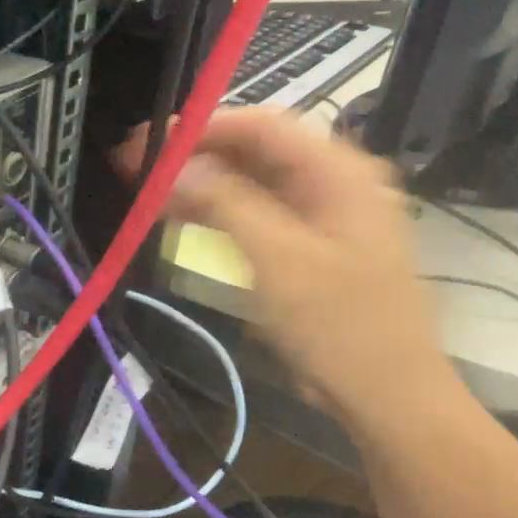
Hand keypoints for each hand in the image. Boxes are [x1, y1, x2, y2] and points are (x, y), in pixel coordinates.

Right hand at [115, 110, 458, 425]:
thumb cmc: (339, 325)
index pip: (262, 125)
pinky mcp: (300, 243)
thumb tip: (175, 167)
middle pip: (252, 149)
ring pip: (246, 180)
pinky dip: (211, 208)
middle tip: (134, 163)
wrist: (382, 392)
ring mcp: (316, 214)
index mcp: (339, 173)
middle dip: (192, 152)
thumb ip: (226, 204)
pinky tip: (173, 213)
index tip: (147, 141)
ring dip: (196, 180)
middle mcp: (330, 182)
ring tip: (143, 187)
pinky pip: (249, 210)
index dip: (202, 126)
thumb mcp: (279, 260)